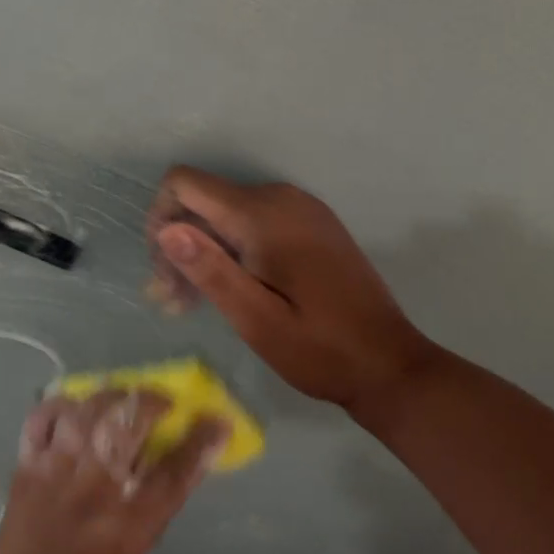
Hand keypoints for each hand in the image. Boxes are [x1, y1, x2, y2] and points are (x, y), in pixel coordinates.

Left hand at [0, 392, 229, 553]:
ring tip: (120, 393)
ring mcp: (56, 470)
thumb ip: (140, 518)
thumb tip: (148, 481)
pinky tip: (69, 404)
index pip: (173, 475)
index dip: (200, 445)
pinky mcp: (26, 464)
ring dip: (105, 396)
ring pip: (83, 413)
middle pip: (125, 428)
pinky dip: (56, 405)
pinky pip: (39, 419)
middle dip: (148, 404)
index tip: (217, 421)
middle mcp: (94, 488)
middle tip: (162, 400)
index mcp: (129, 524)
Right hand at [149, 166, 437, 412]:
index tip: (164, 268)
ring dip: (200, 250)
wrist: (392, 369)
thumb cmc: (320, 350)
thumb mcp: (255, 320)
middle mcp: (279, 197)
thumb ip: (210, 269)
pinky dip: (228, 249)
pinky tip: (227, 289)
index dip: (161, 218)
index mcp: (264, 215)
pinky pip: (249, 221)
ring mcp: (298, 209)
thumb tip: (166, 229)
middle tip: (173, 299)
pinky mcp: (308, 224)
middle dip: (178, 243)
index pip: (184, 184)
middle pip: (200, 200)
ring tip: (191, 302)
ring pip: (221, 212)